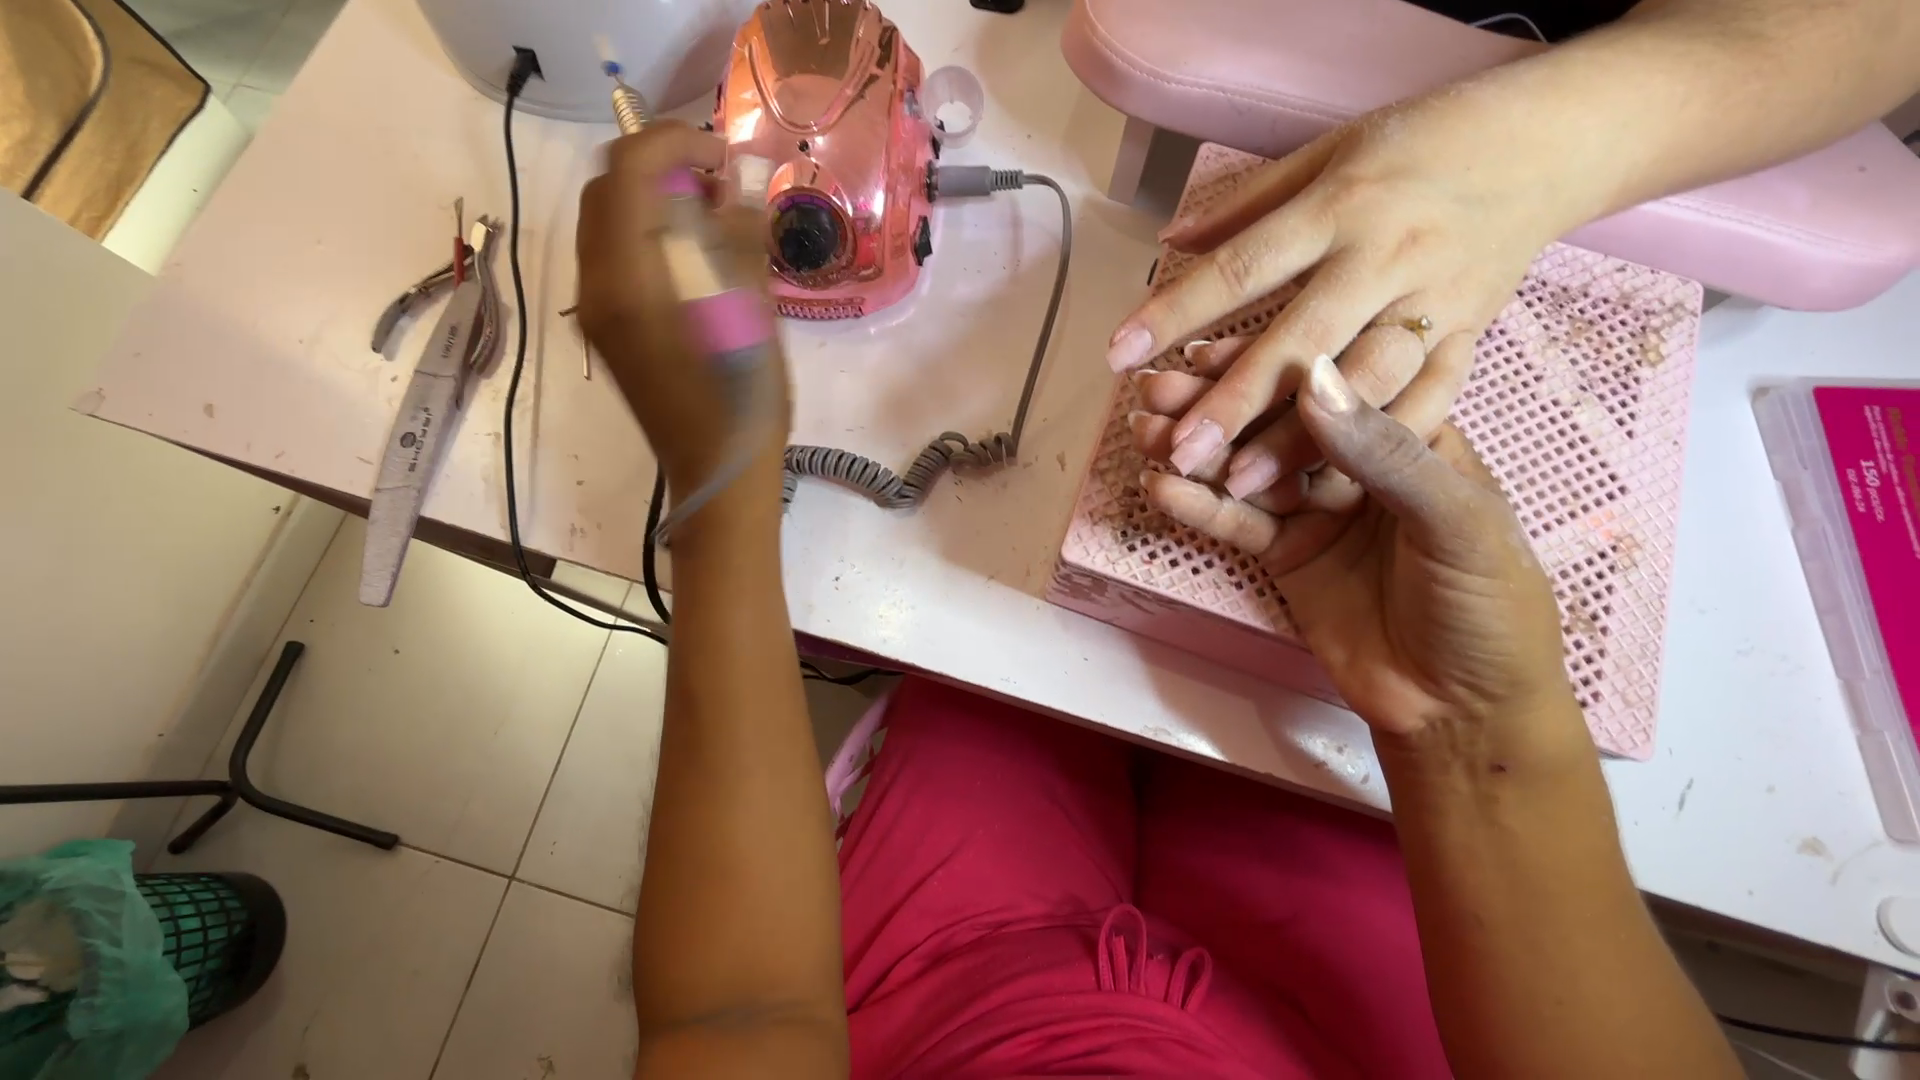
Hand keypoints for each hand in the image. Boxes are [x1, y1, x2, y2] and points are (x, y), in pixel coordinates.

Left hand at [576, 123, 788, 527]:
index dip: (675, 141)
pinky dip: (647, 237)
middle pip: (607, 189)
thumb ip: (740, 242)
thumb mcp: (753, 318)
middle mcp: (596, 287)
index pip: (628, 170)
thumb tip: (738, 189)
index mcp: (630, 281)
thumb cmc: (744, 405)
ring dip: (653, 202)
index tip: (724, 156)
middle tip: (720, 189)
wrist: (717, 476)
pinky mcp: (605, 329)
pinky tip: (694, 260)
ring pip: (606, 221)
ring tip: (711, 221)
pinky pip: (613, 257)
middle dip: (662, 168)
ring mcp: (594, 310)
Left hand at [1109, 88, 1596, 511]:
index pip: (1242, 268)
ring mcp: (1435, 303)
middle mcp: (1385, 258)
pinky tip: (1329, 490)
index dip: (1177, 312)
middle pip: (1301, 339)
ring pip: (1366, 384)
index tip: (1118, 355)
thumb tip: (1168, 242)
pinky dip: (1384, 449)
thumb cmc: (1417, 145)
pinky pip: (1432, 404)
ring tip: (1240, 490)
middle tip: (1179, 453)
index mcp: (1339, 207)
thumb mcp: (1326, 153)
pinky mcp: (1473, 338)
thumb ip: (1245, 207)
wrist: (1548, 140)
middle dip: (1236, 401)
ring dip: (1304, 442)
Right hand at [1138, 355, 1577, 743]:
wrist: (1459, 711)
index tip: (1206, 349)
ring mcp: (1314, 507)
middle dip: (1215, 405)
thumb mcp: (1456, 522)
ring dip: (1194, 451)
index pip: (1333, 386)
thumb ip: (1385, 450)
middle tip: (1155, 389)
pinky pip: (1237, 523)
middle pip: (1276, 422)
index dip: (1269, 365)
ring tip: (1141, 432)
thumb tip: (1310, 374)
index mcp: (1412, 435)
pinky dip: (1199, 508)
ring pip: (1246, 468)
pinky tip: (1159, 489)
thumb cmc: (1489, 609)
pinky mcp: (1284, 551)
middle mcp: (1355, 461)